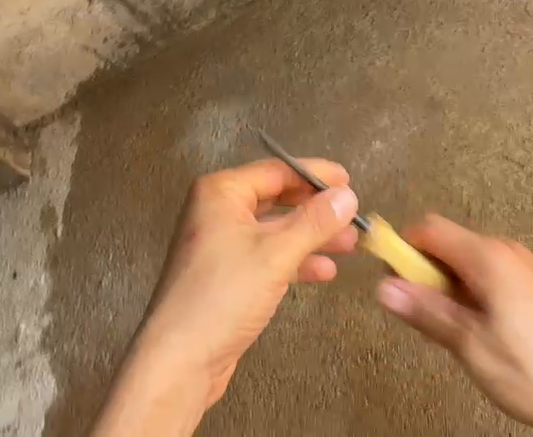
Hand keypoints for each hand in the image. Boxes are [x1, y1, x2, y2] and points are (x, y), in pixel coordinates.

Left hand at [93, 158, 359, 435]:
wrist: (179, 362)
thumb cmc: (224, 295)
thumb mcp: (276, 254)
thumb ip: (315, 222)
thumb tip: (348, 195)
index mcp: (221, 192)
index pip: (277, 171)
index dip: (315, 175)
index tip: (350, 182)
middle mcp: (217, 210)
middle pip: (277, 198)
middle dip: (316, 209)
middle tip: (353, 214)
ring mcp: (220, 244)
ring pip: (275, 230)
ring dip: (311, 236)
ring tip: (351, 244)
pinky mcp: (226, 275)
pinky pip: (267, 256)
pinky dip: (295, 260)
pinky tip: (325, 271)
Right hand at [375, 215, 532, 436]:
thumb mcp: (470, 346)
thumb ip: (425, 311)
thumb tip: (384, 287)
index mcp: (488, 257)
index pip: (429, 228)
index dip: (402, 248)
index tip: (389, 278)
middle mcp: (506, 251)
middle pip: (446, 242)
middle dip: (425, 272)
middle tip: (422, 315)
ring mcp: (522, 266)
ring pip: (465, 260)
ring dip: (447, 286)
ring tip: (453, 331)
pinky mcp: (532, 285)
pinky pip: (487, 273)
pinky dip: (470, 292)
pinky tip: (478, 330)